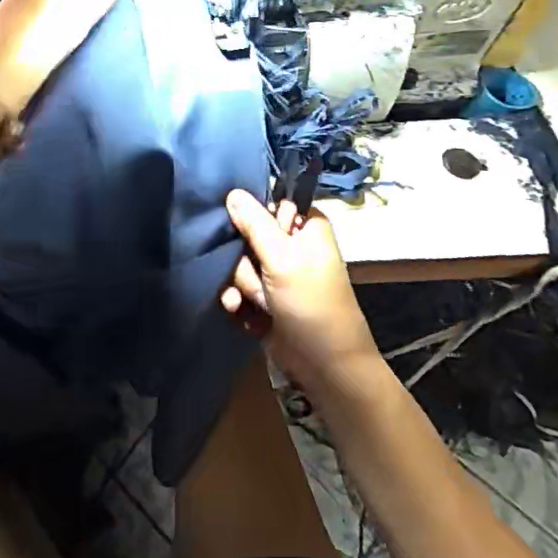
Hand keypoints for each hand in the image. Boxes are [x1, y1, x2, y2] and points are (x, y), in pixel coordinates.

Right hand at [222, 191, 382, 394]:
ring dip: (242, 284)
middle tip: (257, 276)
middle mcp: (292, 245)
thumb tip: (232, 192)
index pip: (270, 203)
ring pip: (239, 263)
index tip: (247, 232)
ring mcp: (277, 273)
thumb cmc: (311, 304)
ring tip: (256, 302)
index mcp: (306, 226)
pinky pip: (238, 287)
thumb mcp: (283, 258)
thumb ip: (255, 223)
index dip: (255, 217)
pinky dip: (239, 300)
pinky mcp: (265, 298)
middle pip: (248, 234)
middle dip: (245, 259)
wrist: (325, 365)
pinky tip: (240, 312)